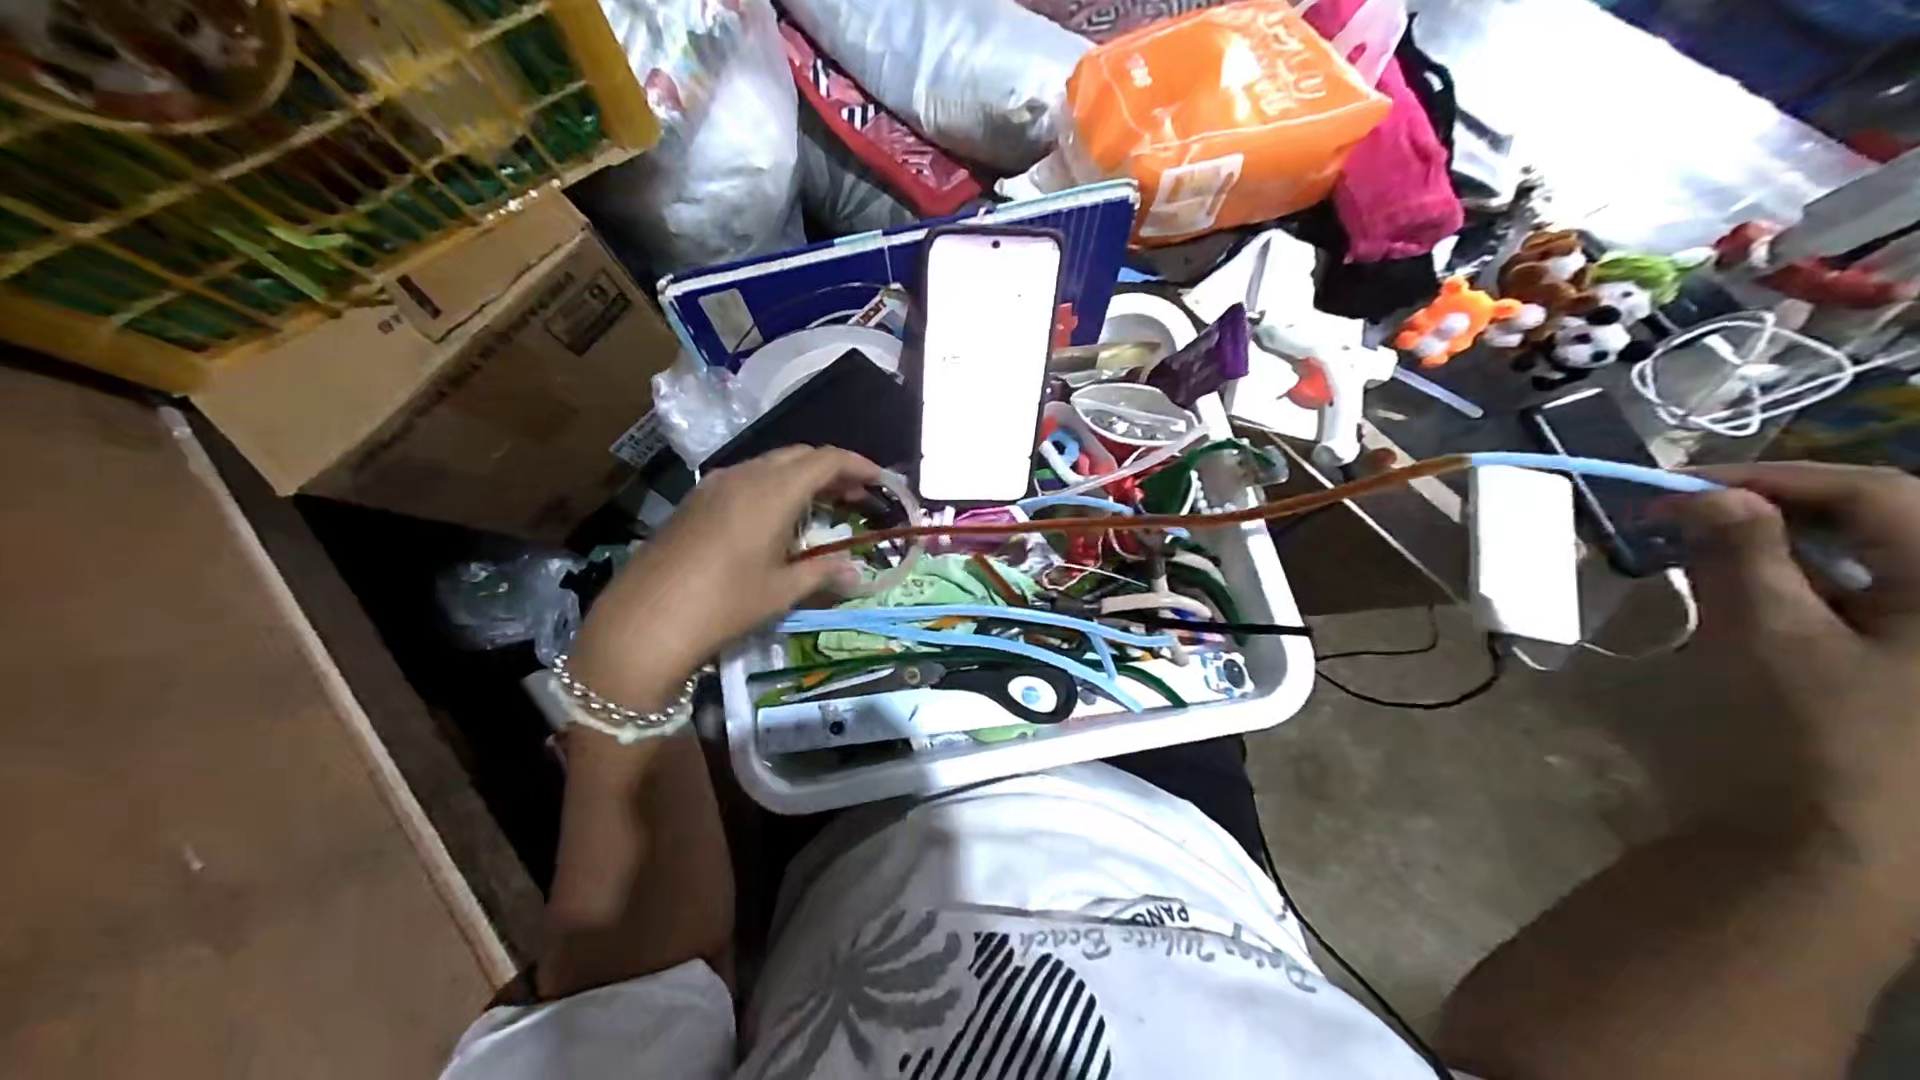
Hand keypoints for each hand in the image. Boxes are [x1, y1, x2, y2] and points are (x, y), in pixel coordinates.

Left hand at [566, 447, 877, 709]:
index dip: (858, 464)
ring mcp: (715, 485)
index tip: (880, 479)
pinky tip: (777, 518)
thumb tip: (855, 572)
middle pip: (799, 455)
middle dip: (832, 470)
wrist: (646, 620)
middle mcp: (745, 475)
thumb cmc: (724, 603)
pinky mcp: (696, 500)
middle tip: (856, 496)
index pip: (826, 460)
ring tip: (822, 506)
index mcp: (772, 491)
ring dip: (802, 477)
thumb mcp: (781, 590)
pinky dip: (774, 486)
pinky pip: (746, 478)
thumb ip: (822, 572)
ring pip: (770, 464)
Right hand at [1676, 462, 1919, 870]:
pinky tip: (1753, 594)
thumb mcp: (1768, 635)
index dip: (1772, 477)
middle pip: (1885, 519)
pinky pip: (1870, 598)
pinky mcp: (1917, 665)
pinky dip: (1806, 583)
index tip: (1678, 486)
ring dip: (1788, 544)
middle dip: (1780, 508)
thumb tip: (1703, 493)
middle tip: (1691, 515)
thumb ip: (1740, 552)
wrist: (1843, 847)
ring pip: (1875, 558)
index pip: (1875, 492)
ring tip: (1710, 551)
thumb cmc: (1817, 734)